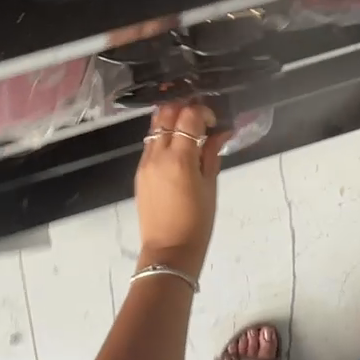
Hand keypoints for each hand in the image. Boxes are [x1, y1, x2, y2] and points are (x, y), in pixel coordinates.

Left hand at [134, 102, 231, 275]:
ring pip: (154, 126)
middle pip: (166, 113)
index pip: (188, 116)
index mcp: (180, 158)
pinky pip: (150, 143)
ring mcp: (145, 162)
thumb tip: (220, 132)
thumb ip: (212, 154)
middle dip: (183, 108)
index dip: (202, 111)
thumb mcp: (210, 186)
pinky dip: (162, 136)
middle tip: (199, 117)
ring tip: (187, 129)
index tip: (213, 121)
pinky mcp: (139, 171)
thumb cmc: (197, 222)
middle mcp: (158, 154)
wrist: (168, 251)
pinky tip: (176, 147)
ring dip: (171, 120)